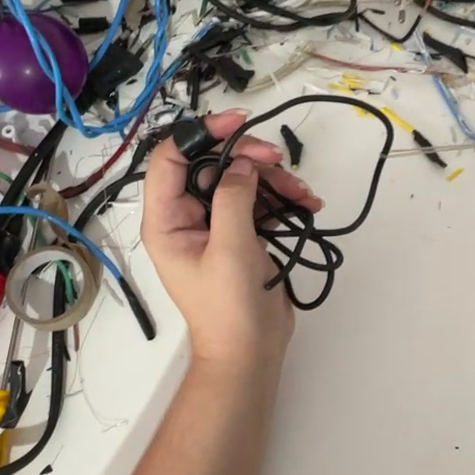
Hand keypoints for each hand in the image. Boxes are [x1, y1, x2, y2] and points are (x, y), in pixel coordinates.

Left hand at [142, 110, 321, 375]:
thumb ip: (233, 198)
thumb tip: (243, 163)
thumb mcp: (229, 249)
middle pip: (213, 164)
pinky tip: (308, 205)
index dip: (201, 132)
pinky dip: (283, 199)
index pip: (171, 159)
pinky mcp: (242, 234)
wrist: (250, 352)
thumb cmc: (228, 308)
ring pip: (242, 180)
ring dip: (274, 180)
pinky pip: (260, 202)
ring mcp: (217, 224)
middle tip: (278, 160)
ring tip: (303, 194)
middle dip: (249, 157)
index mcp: (166, 219)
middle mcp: (187, 216)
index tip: (240, 122)